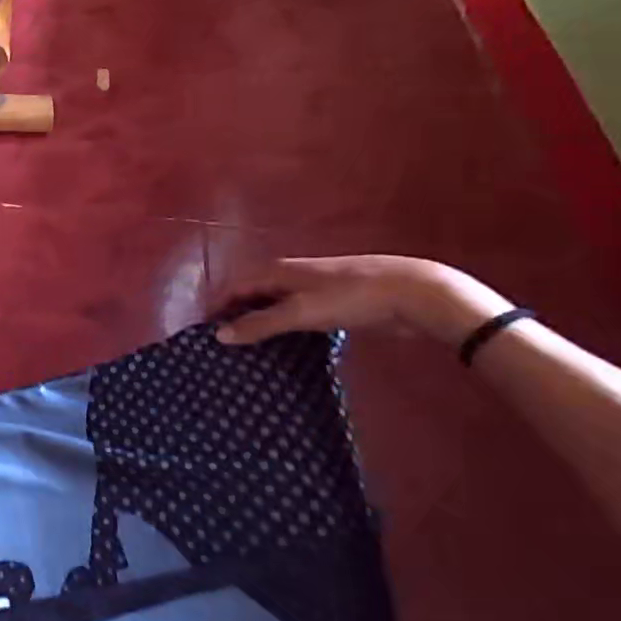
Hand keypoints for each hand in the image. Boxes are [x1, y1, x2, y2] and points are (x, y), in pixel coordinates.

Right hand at [212, 255, 513, 347]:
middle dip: (237, 315)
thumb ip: (261, 324)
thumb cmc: (350, 297)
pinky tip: (288, 346)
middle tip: (226, 344)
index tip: (205, 331)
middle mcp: (289, 276)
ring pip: (276, 305)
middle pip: (253, 295)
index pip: (234, 287)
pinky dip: (286, 328)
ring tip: (252, 349)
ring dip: (262, 322)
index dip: (218, 307)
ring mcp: (313, 288)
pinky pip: (297, 315)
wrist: (415, 293)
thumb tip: (219, 335)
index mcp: (275, 271)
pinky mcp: (334, 303)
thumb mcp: (301, 312)